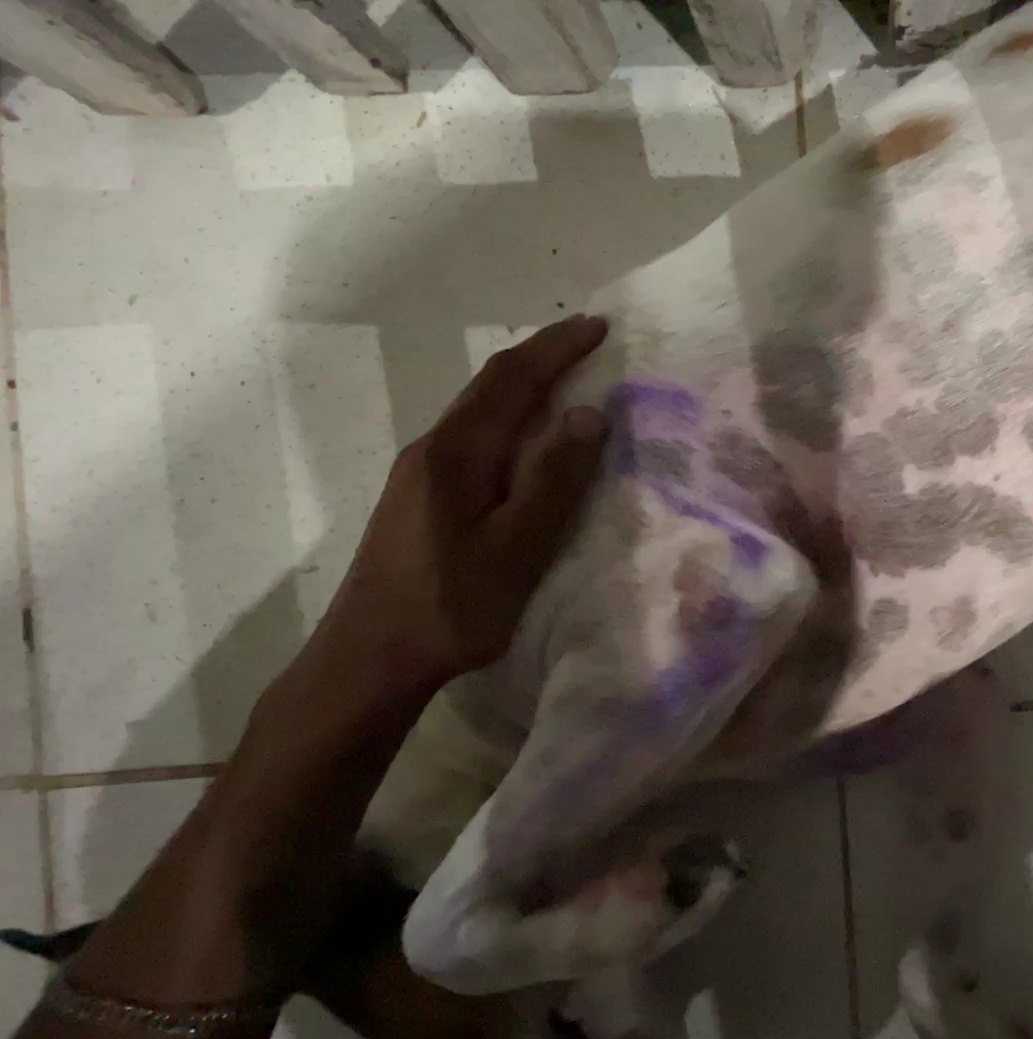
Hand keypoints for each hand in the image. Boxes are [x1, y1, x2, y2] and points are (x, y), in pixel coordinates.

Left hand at [310, 315, 610, 693]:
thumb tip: (587, 413)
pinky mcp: (424, 498)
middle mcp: (434, 450)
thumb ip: (552, 479)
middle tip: (591, 345)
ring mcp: (423, 474)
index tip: (599, 326)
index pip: (511, 381)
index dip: (556, 348)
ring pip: (483, 413)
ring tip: (573, 384)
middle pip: (491, 387)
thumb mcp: (517, 546)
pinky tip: (533, 443)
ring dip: (527, 389)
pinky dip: (514, 422)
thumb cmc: (453, 605)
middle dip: (542, 358)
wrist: (371, 656)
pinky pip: (478, 440)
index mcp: (458, 454)